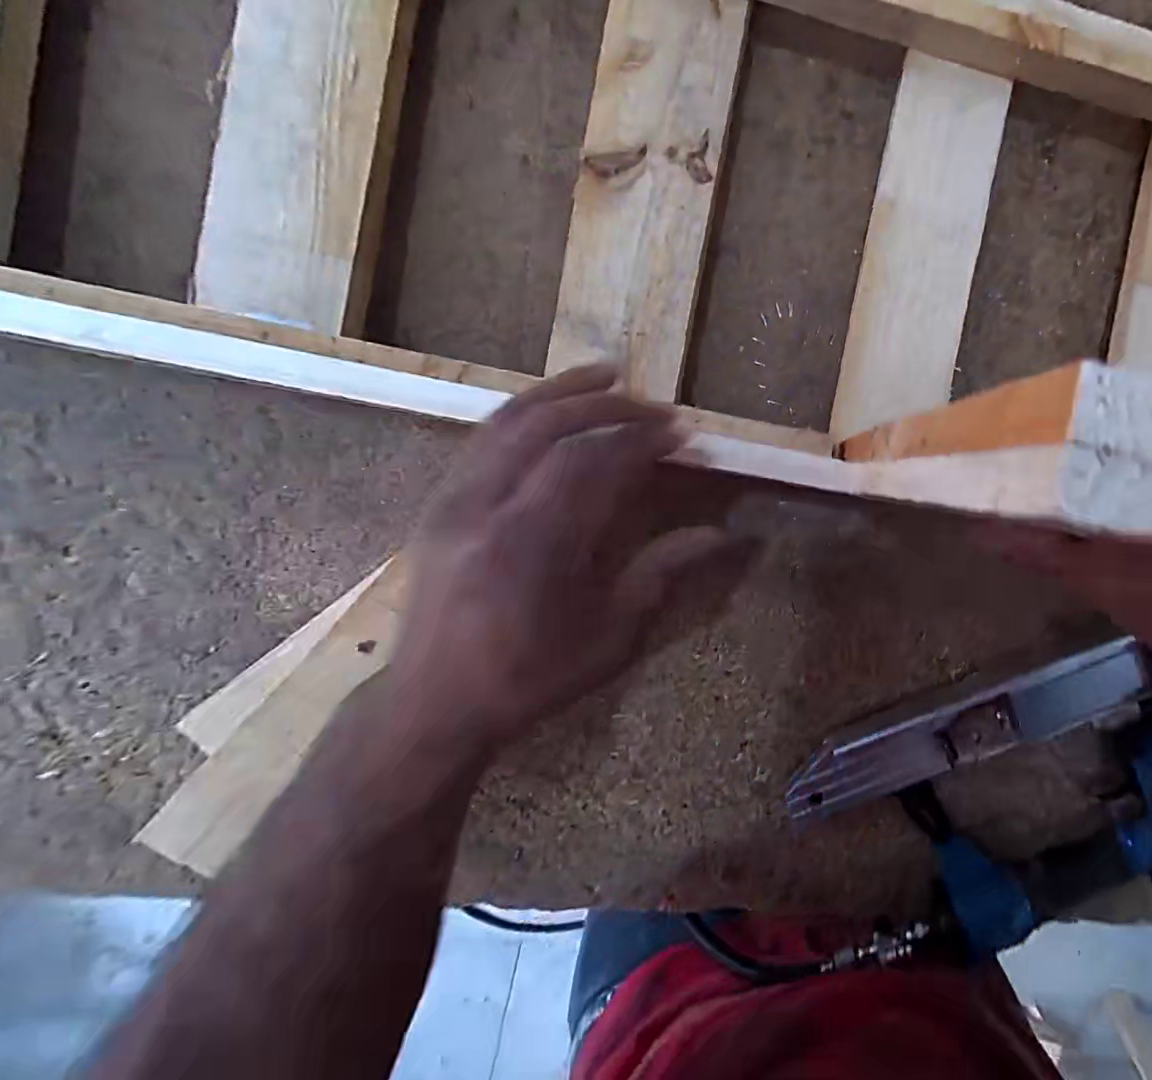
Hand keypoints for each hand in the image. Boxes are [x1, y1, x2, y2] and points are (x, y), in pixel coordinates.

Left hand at [390, 365, 750, 752]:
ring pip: (507, 420)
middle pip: (548, 426)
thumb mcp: (605, 638)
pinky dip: (523, 413)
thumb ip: (659, 573)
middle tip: (653, 405)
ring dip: (562, 392)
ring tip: (607, 376)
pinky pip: (482, 439)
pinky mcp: (436, 503)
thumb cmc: (527, 679)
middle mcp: (484, 507)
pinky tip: (551, 410)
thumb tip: (718, 534)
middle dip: (608, 405)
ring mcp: (452, 500)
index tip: (678, 432)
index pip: (590, 461)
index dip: (639, 438)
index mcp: (530, 544)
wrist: (433, 702)